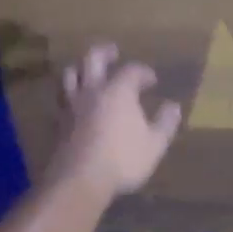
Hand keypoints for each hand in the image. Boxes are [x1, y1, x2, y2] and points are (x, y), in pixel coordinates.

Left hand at [47, 44, 180, 198]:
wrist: (79, 180)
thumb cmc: (122, 160)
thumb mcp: (154, 144)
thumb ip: (165, 123)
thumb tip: (174, 106)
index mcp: (118, 91)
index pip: (132, 70)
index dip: (143, 72)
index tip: (152, 80)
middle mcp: (92, 91)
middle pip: (92, 59)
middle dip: (104, 52)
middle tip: (113, 52)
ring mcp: (71, 105)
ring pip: (70, 74)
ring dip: (80, 68)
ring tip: (88, 72)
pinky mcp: (58, 122)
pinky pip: (62, 98)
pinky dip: (70, 93)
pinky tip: (76, 102)